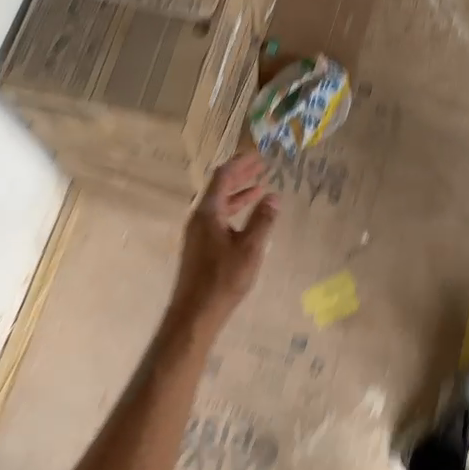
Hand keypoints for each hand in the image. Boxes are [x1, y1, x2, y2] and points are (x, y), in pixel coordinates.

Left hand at [169, 153, 280, 329]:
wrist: (195, 313)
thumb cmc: (222, 279)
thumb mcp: (249, 249)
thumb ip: (262, 221)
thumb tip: (274, 196)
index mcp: (208, 212)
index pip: (223, 176)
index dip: (240, 163)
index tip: (258, 156)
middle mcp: (199, 217)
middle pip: (218, 187)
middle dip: (240, 176)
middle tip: (261, 167)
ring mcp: (197, 233)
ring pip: (218, 204)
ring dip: (238, 194)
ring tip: (259, 189)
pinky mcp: (199, 247)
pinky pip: (217, 218)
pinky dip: (233, 211)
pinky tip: (247, 220)